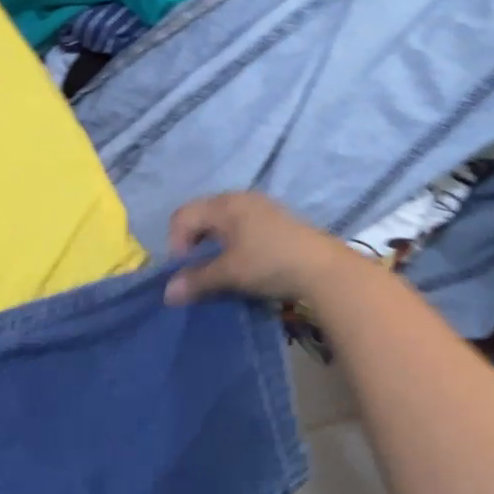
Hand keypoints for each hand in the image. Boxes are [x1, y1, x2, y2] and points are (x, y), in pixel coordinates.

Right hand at [164, 192, 362, 304]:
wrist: (326, 270)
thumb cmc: (270, 263)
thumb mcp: (228, 274)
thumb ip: (195, 281)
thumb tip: (167, 294)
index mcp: (223, 204)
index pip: (182, 217)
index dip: (176, 244)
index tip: (187, 270)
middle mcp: (240, 198)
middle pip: (201, 216)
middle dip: (194, 244)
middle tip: (200, 270)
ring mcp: (262, 207)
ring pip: (223, 222)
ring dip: (214, 245)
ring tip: (222, 269)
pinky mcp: (278, 220)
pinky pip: (242, 226)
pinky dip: (234, 243)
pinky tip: (246, 264)